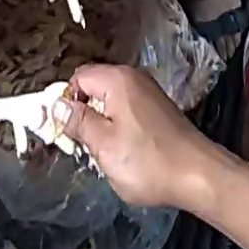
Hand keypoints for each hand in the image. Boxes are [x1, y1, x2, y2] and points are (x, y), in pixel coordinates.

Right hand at [56, 64, 219, 208]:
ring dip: (97, 122)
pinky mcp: (154, 106)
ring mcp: (147, 91)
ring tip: (98, 151)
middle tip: (78, 144)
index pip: (79, 77)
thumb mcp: (103, 144)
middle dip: (81, 112)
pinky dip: (115, 124)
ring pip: (108, 99)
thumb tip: (55, 104)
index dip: (66, 101)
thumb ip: (77, 121)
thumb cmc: (145, 159)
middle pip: (94, 86)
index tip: (62, 131)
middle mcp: (134, 77)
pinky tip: (118, 148)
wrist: (193, 171)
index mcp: (119, 79)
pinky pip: (124, 107)